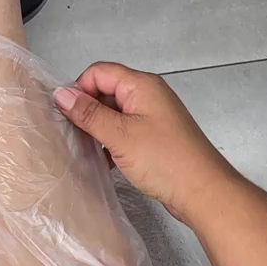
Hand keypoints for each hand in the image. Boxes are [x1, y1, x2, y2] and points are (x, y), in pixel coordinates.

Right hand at [52, 62, 242, 224]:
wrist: (204, 193)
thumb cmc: (167, 161)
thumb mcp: (120, 135)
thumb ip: (88, 113)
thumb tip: (62, 94)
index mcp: (141, 85)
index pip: (98, 72)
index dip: (80, 89)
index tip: (68, 113)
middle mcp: (148, 95)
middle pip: (106, 90)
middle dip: (88, 110)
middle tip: (75, 133)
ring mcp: (153, 116)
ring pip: (114, 112)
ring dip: (99, 128)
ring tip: (88, 148)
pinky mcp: (155, 136)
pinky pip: (125, 129)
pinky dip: (112, 140)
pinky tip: (105, 159)